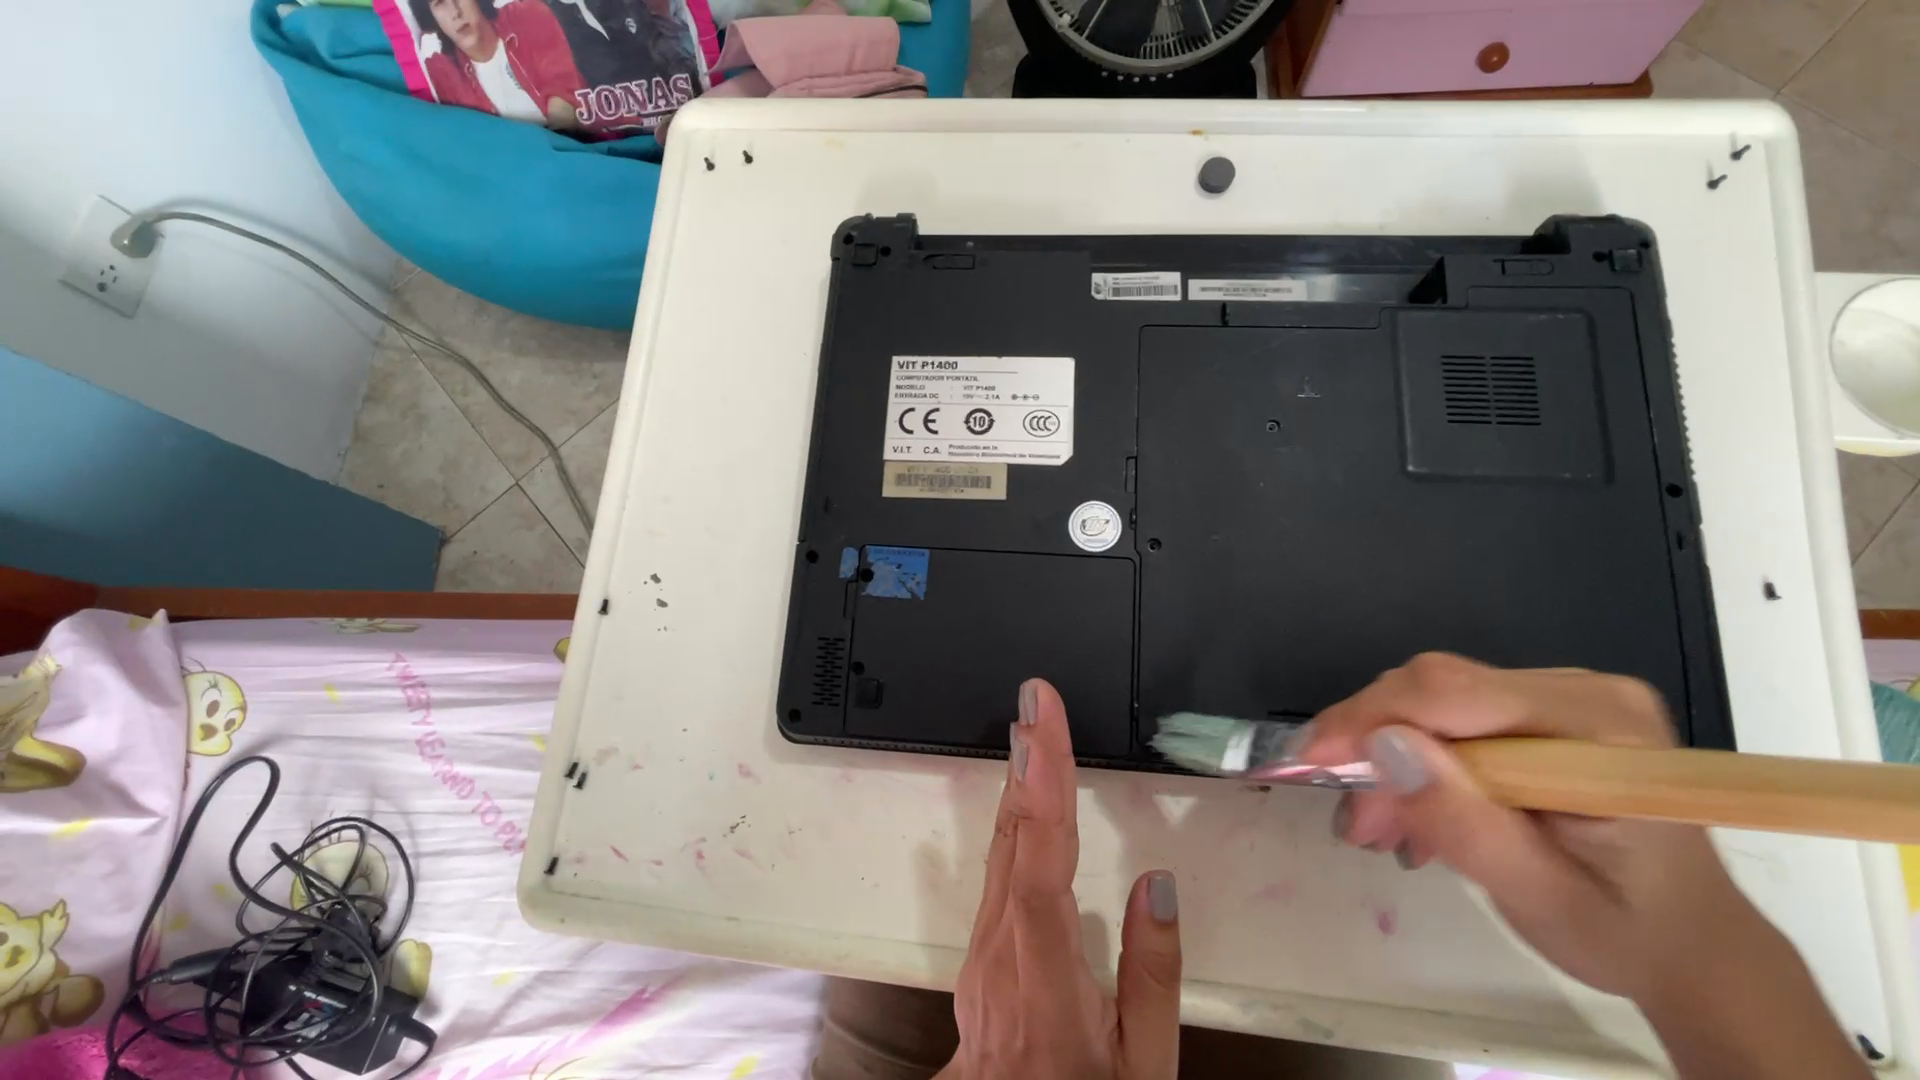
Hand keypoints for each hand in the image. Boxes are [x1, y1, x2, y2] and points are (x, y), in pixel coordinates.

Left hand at [937, 679, 1182, 1079]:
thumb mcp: (1145, 1063)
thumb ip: (1153, 974)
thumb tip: (1155, 883)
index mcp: (1049, 985)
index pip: (1039, 872)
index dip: (1040, 794)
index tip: (1041, 732)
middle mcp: (1003, 954)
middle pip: (1011, 845)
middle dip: (1026, 763)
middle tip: (1035, 701)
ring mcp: (981, 948)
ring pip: (999, 849)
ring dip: (1017, 781)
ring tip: (1033, 725)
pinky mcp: (978, 944)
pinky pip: (996, 866)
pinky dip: (1013, 815)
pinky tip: (1021, 786)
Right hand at [1295, 654, 1867, 1078]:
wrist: (1688, 942)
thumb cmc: (1626, 930)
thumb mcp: (1541, 897)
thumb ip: (1466, 822)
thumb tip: (1384, 748)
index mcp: (1600, 726)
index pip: (1456, 692)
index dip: (1372, 717)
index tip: (1310, 761)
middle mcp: (1579, 690)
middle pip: (1436, 688)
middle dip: (1373, 745)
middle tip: (1355, 823)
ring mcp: (1557, 695)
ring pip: (1430, 699)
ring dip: (1386, 757)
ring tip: (1379, 827)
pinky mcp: (1535, 710)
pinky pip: (1445, 715)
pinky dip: (1411, 759)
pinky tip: (1411, 807)